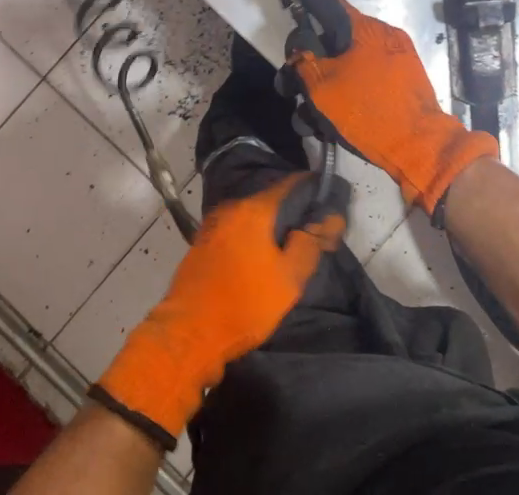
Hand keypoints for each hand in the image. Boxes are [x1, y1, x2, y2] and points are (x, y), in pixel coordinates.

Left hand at [91, 173, 347, 446]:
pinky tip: (264, 257)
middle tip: (316, 230)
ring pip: (252, 219)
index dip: (313, 189)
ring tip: (294, 246)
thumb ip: (309, 244)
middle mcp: (230, 210)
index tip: (330, 199)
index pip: (290, 184)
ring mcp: (212, 228)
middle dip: (294, 212)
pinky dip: (254, 238)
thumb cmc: (243, 304)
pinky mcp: (203, 246)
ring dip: (272, 228)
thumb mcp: (288, 279)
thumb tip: (326, 218)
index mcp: (252, 210)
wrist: (188, 334)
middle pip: (270, 201)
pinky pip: (237, 232)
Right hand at [285, 0, 498, 214]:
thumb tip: (299, 42)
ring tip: (310, 118)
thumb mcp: (323, 85)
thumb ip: (303, 59)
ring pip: (345, 65)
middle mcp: (380, 38)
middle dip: (307, 62)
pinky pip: (363, 80)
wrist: (420, 146)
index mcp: (363, 29)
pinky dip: (344, 95)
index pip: (326, 0)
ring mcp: (393, 61)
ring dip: (322, 88)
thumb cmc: (369, 110)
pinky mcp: (399, 84)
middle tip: (292, 86)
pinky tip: (329, 125)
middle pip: (332, 39)